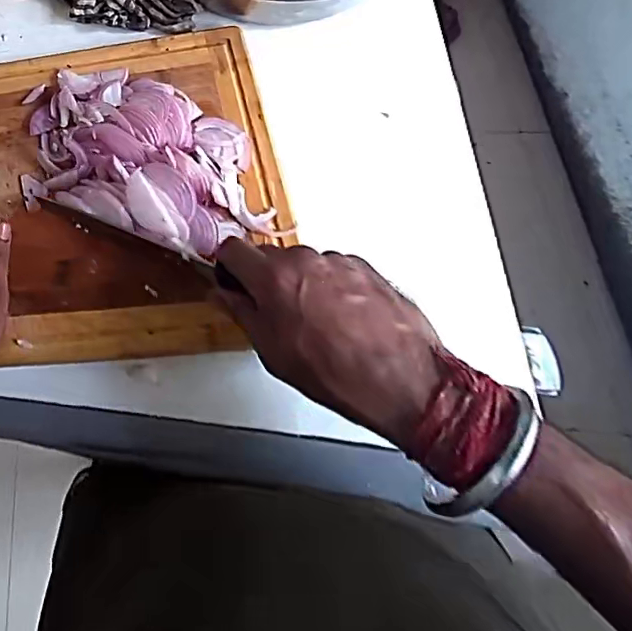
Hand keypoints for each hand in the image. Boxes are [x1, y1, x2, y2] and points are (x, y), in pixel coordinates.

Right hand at [212, 241, 445, 441]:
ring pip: (303, 263)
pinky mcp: (365, 267)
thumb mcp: (273, 352)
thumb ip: (243, 313)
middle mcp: (304, 260)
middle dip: (266, 279)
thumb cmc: (341, 374)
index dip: (228, 266)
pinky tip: (342, 319)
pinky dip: (332, 287)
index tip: (232, 280)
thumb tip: (226, 296)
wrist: (405, 383)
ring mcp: (337, 261)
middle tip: (275, 312)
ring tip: (317, 323)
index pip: (232, 248)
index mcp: (273, 277)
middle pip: (269, 255)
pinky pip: (334, 269)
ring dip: (301, 283)